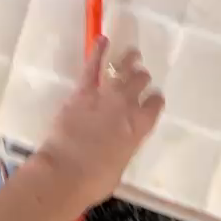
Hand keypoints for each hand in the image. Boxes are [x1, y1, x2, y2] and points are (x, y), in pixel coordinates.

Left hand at [28, 37, 163, 208]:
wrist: (65, 174)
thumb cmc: (93, 181)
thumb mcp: (118, 167)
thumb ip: (123, 149)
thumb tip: (119, 144)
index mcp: (138, 129)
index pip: (154, 106)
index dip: (155, 100)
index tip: (154, 98)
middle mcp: (126, 107)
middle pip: (140, 83)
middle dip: (142, 78)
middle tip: (141, 75)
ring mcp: (105, 96)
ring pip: (122, 70)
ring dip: (129, 60)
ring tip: (133, 53)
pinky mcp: (83, 92)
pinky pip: (93, 67)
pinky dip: (98, 51)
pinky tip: (102, 40)